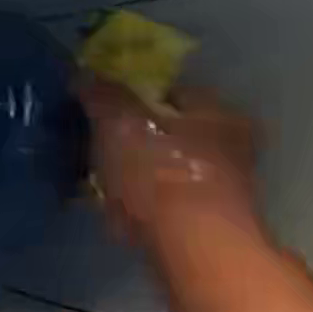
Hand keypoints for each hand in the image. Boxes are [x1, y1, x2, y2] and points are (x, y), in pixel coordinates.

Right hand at [75, 72, 260, 246]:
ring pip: (157, 153)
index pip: (168, 88)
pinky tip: (102, 188)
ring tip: (86, 161)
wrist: (186, 238)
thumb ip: (102, 94)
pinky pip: (153, 182)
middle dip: (125, 125)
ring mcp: (215, 176)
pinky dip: (129, 182)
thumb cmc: (157, 171)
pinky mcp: (197, 205)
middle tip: (84, 130)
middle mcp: (228, 140)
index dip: (127, 90)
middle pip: (164, 122)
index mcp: (218, 113)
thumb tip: (84, 73)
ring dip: (125, 155)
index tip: (91, 101)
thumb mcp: (118, 123)